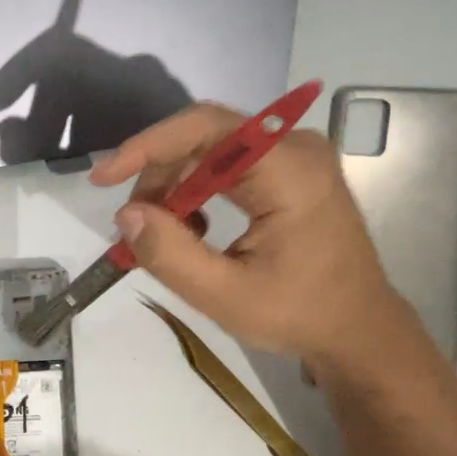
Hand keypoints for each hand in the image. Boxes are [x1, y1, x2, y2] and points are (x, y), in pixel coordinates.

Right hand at [89, 102, 415, 368]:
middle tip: (131, 226)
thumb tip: (125, 215)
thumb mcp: (223, 294)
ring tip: (156, 234)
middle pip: (203, 136)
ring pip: (209, 150)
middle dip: (156, 175)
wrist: (355, 327)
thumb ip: (170, 253)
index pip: (206, 128)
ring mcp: (293, 158)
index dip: (147, 147)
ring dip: (171, 188)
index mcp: (289, 172)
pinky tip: (187, 230)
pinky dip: (192, 193)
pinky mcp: (287, 173)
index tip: (102, 179)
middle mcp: (294, 149)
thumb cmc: (297, 313)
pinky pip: (225, 165)